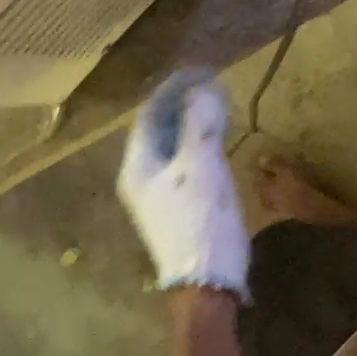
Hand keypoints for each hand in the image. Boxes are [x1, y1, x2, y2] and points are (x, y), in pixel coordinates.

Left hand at [118, 68, 249, 300]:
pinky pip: (183, 162)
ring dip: (192, 123)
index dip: (175, 87)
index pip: (151, 112)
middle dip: (184, 103)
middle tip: (212, 85)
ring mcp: (156, 195)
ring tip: (218, 105)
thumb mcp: (203, 163)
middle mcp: (140, 177)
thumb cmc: (200, 218)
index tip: (203, 71)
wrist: (206, 284)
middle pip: (159, 127)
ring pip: (172, 145)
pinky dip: (198, 144)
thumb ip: (200, 122)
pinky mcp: (175, 208)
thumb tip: (203, 89)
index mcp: (138, 164)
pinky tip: (217, 140)